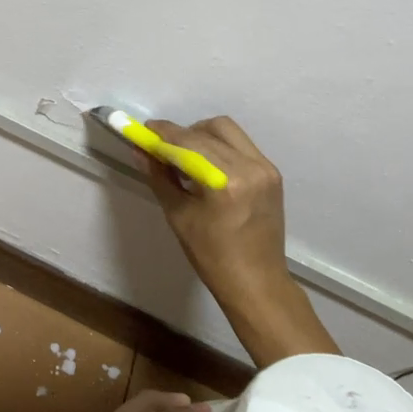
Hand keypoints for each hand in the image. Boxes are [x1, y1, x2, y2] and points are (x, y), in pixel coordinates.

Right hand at [143, 116, 286, 294]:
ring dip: (202, 136)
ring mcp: (265, 168)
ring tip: (186, 157)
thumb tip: (140, 151)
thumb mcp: (178, 215)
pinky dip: (220, 147)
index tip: (145, 130)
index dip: (164, 133)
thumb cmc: (211, 256)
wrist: (256, 281)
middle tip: (163, 148)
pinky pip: (241, 145)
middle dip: (183, 134)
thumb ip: (159, 177)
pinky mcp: (272, 173)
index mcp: (225, 183)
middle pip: (210, 130)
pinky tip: (208, 166)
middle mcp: (250, 168)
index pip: (189, 143)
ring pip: (228, 132)